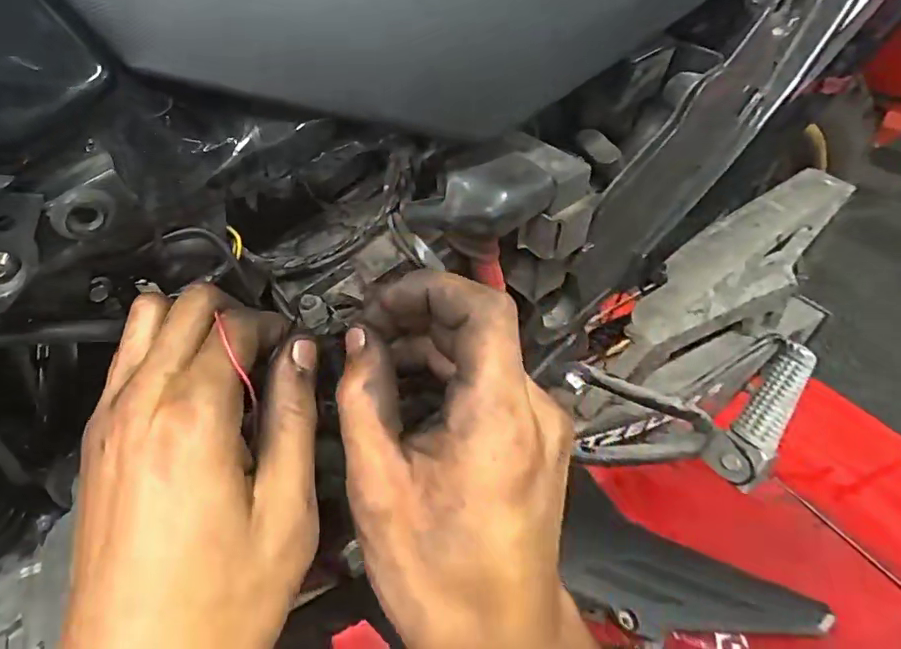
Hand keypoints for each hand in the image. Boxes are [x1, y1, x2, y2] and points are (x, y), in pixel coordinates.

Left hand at [62, 283, 319, 648]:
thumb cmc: (213, 608)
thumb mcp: (284, 516)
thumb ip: (294, 419)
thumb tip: (300, 356)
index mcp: (194, 416)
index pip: (236, 325)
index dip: (272, 325)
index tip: (290, 345)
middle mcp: (143, 402)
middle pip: (188, 304)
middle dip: (233, 311)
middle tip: (262, 347)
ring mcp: (110, 416)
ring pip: (147, 315)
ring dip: (190, 320)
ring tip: (222, 358)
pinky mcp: (95, 436)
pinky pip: (124, 356)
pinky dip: (158, 347)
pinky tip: (187, 388)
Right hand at [337, 271, 594, 648]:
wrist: (498, 641)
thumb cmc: (437, 573)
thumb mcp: (378, 482)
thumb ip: (363, 395)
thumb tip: (359, 338)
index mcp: (501, 415)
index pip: (485, 307)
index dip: (431, 287)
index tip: (383, 299)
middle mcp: (535, 409)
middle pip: (478, 326)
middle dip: (416, 317)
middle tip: (365, 332)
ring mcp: (541, 423)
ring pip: (481, 352)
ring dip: (427, 346)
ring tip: (375, 361)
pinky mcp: (535, 437)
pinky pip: (488, 381)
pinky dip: (445, 374)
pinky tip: (404, 392)